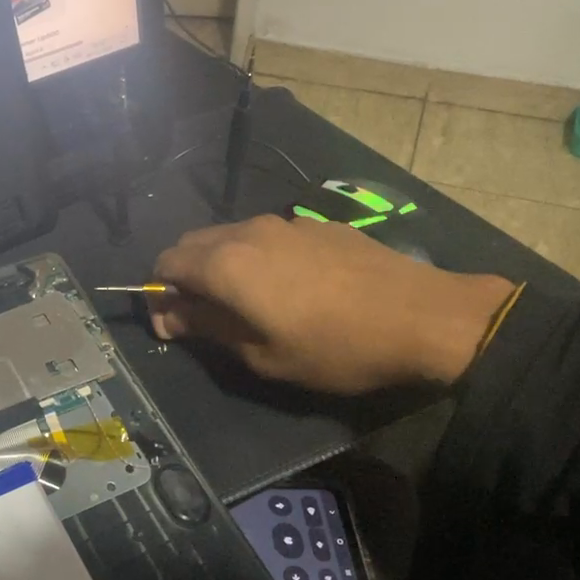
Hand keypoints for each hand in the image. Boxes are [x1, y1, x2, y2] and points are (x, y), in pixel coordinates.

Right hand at [149, 216, 515, 393]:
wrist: (422, 317)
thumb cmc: (334, 347)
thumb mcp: (263, 355)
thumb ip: (208, 329)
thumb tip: (171, 317)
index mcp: (226, 264)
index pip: (165, 265)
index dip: (157, 296)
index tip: (171, 328)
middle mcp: (247, 232)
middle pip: (191, 244)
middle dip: (182, 277)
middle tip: (198, 317)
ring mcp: (283, 224)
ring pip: (228, 236)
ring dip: (216, 265)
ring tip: (239, 303)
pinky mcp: (315, 225)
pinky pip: (264, 236)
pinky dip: (252, 258)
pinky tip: (283, 288)